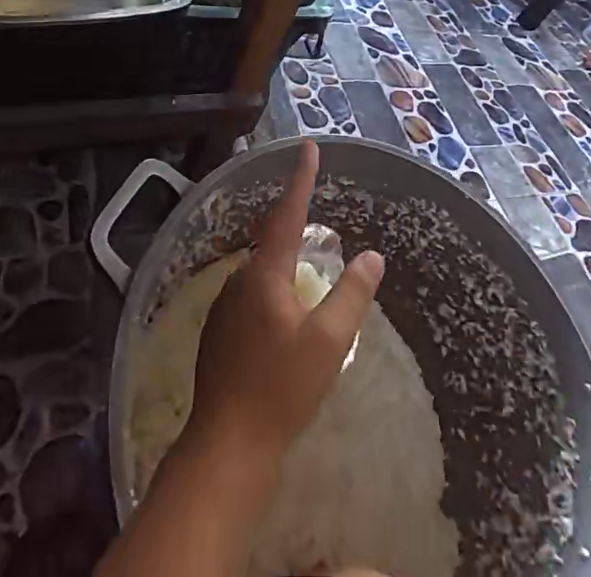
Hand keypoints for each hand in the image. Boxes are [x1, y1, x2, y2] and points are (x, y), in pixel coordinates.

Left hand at [186, 141, 385, 460]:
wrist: (227, 443)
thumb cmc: (282, 389)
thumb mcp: (330, 342)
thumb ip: (353, 295)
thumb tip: (371, 256)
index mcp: (265, 276)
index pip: (287, 214)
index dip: (301, 179)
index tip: (308, 147)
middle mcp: (239, 281)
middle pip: (273, 243)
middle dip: (296, 228)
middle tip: (321, 229)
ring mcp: (224, 306)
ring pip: (262, 273)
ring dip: (285, 268)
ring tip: (309, 285)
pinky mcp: (219, 331)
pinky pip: (251, 296)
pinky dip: (272, 293)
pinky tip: (283, 322)